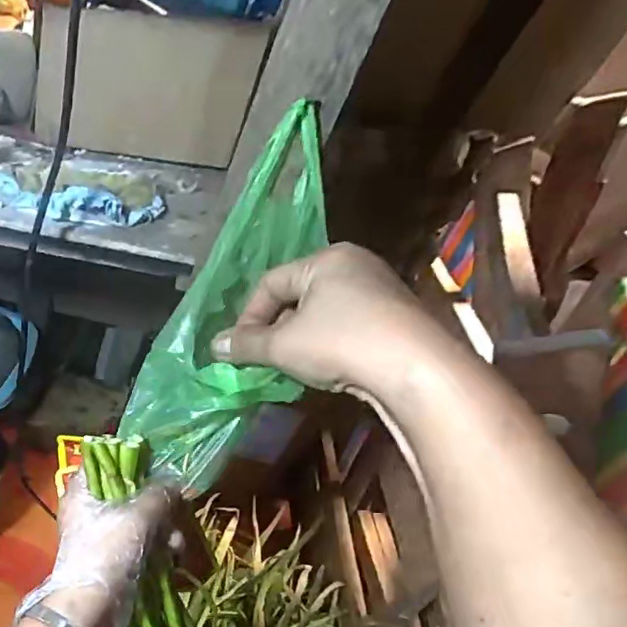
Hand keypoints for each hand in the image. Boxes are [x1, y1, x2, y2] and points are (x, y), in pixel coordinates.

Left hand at [18, 474, 178, 626]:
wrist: (89, 607)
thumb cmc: (106, 552)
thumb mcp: (137, 516)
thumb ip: (159, 494)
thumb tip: (175, 483)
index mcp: (82, 491)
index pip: (104, 460)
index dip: (132, 461)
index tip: (159, 468)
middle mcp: (88, 508)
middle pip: (130, 493)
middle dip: (160, 506)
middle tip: (178, 515)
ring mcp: (100, 534)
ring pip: (139, 520)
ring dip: (164, 530)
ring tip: (176, 547)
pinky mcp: (112, 557)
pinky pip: (139, 543)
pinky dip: (156, 548)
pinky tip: (173, 559)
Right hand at [209, 243, 453, 391]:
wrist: (412, 366)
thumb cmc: (339, 343)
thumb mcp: (282, 345)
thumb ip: (245, 344)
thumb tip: (214, 345)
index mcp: (325, 259)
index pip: (270, 283)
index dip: (247, 317)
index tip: (239, 348)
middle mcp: (353, 265)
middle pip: (295, 296)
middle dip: (273, 329)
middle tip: (261, 358)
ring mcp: (377, 289)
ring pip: (319, 313)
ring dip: (296, 340)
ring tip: (289, 366)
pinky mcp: (391, 315)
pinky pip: (343, 324)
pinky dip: (323, 344)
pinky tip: (322, 367)